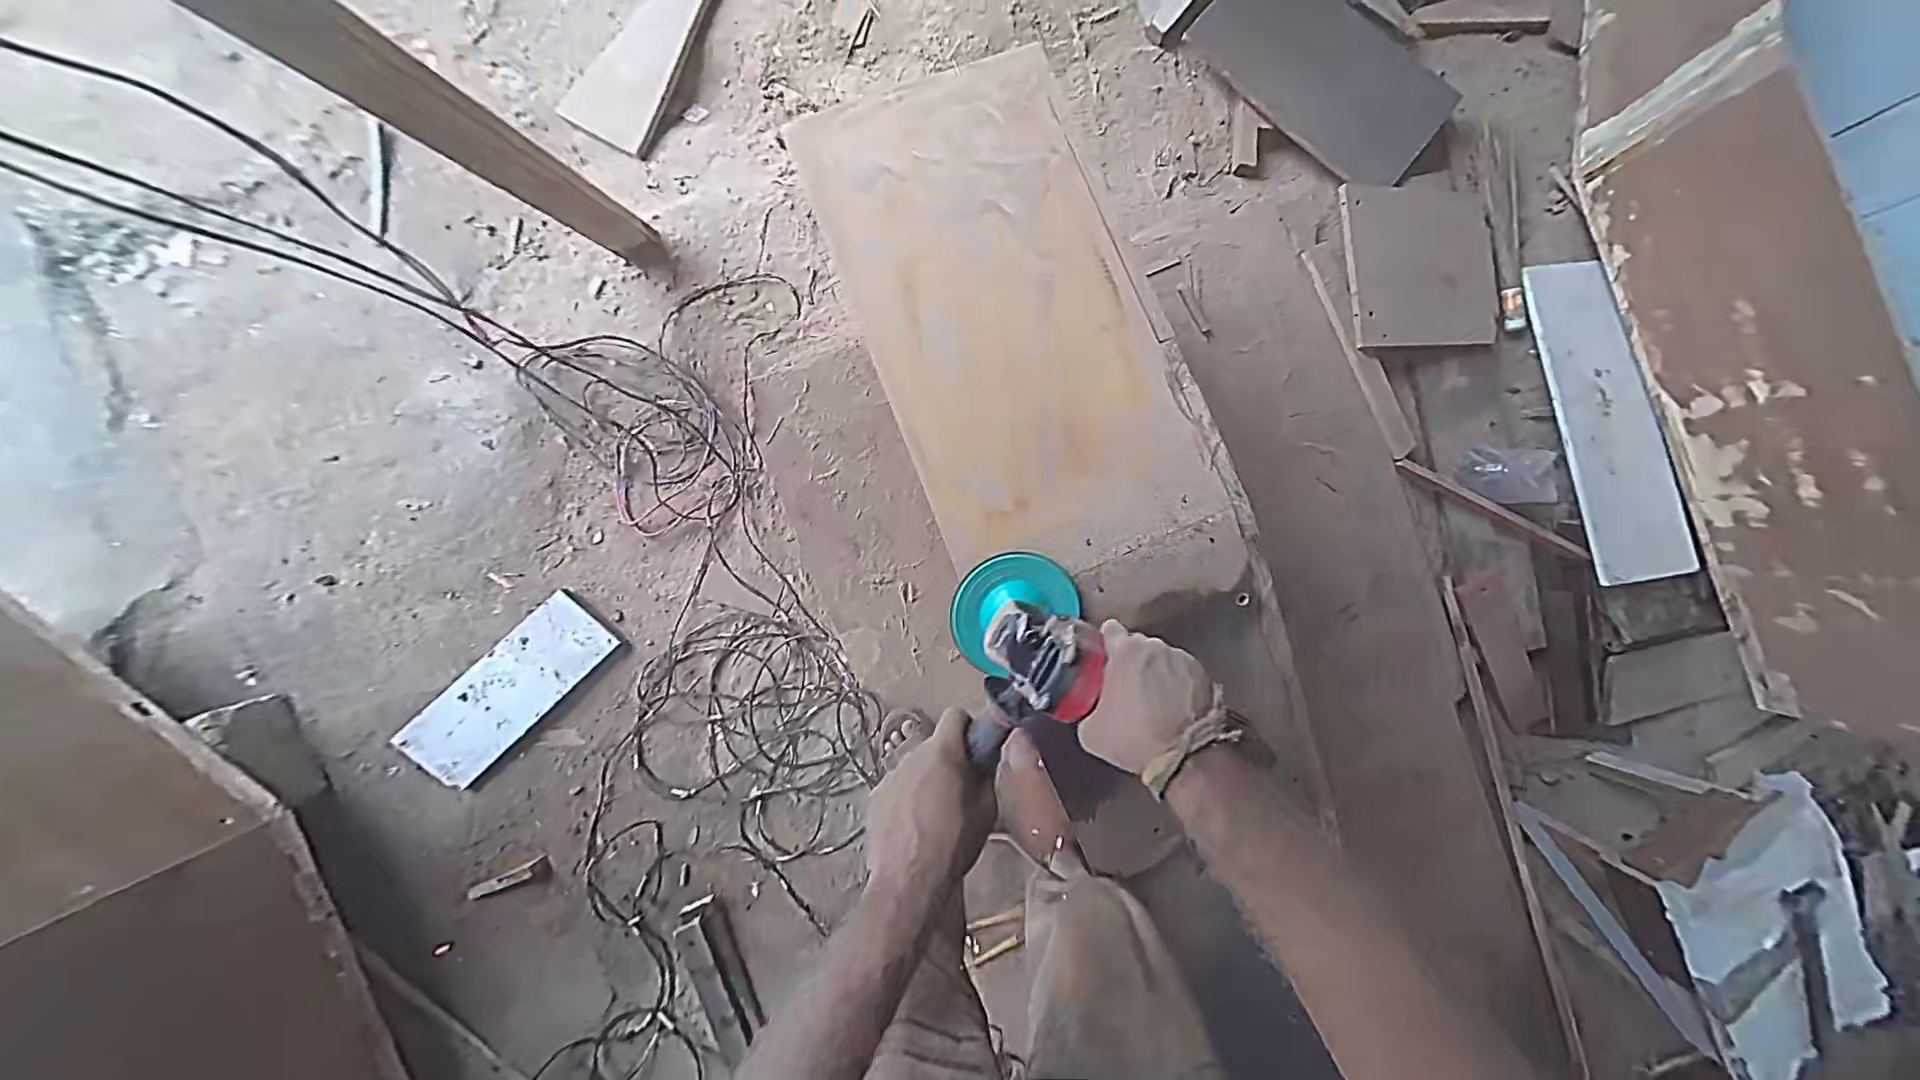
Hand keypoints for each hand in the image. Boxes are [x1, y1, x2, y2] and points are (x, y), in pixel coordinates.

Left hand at [865, 707, 996, 898]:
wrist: (909, 880)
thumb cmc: (953, 843)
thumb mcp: (986, 808)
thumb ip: (987, 773)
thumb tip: (987, 755)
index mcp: (942, 751)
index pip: (955, 714)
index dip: (967, 728)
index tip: (974, 748)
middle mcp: (911, 755)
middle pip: (933, 743)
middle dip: (947, 758)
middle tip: (960, 786)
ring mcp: (890, 775)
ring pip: (914, 765)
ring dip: (926, 778)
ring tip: (936, 812)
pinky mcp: (875, 797)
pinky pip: (898, 786)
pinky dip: (907, 797)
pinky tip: (915, 825)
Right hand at [1077, 620, 1221, 774]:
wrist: (1186, 759)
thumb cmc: (1137, 739)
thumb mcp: (1091, 731)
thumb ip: (1086, 707)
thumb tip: (1089, 708)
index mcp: (1125, 651)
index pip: (1110, 629)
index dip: (1104, 644)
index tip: (1103, 659)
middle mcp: (1156, 648)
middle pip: (1137, 644)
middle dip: (1130, 661)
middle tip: (1124, 687)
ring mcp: (1182, 659)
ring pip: (1161, 658)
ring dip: (1154, 672)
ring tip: (1152, 701)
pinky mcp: (1203, 675)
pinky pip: (1181, 672)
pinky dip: (1176, 683)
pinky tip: (1172, 706)